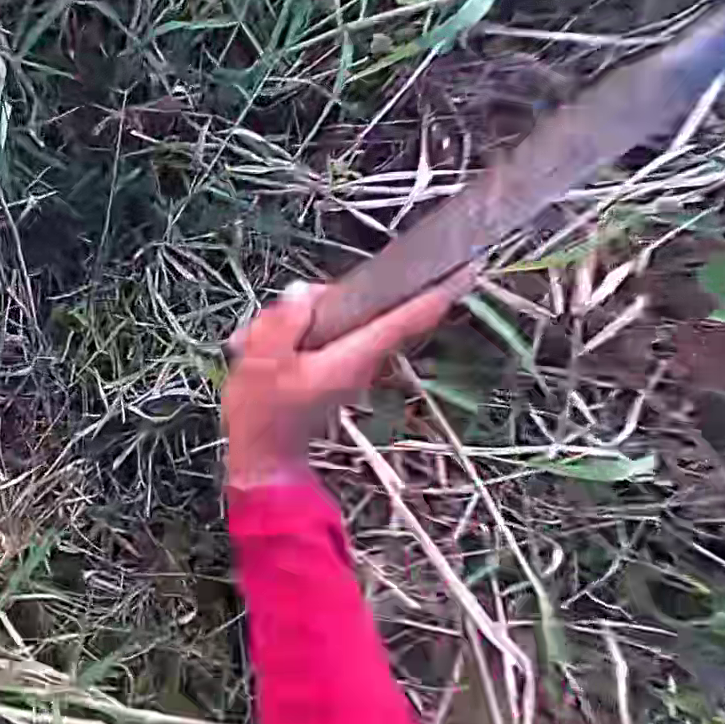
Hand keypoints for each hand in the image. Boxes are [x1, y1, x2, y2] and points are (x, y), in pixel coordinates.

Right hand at [222, 275, 469, 488]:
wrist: (262, 455)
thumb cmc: (263, 413)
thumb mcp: (262, 361)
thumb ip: (283, 322)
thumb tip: (302, 293)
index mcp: (351, 358)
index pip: (405, 319)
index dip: (437, 292)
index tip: (466, 268)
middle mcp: (361, 362)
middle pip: (360, 311)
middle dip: (324, 300)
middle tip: (281, 317)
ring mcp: (349, 368)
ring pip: (339, 322)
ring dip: (300, 320)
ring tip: (257, 342)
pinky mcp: (334, 370)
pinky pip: (325, 337)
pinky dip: (296, 334)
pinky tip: (261, 348)